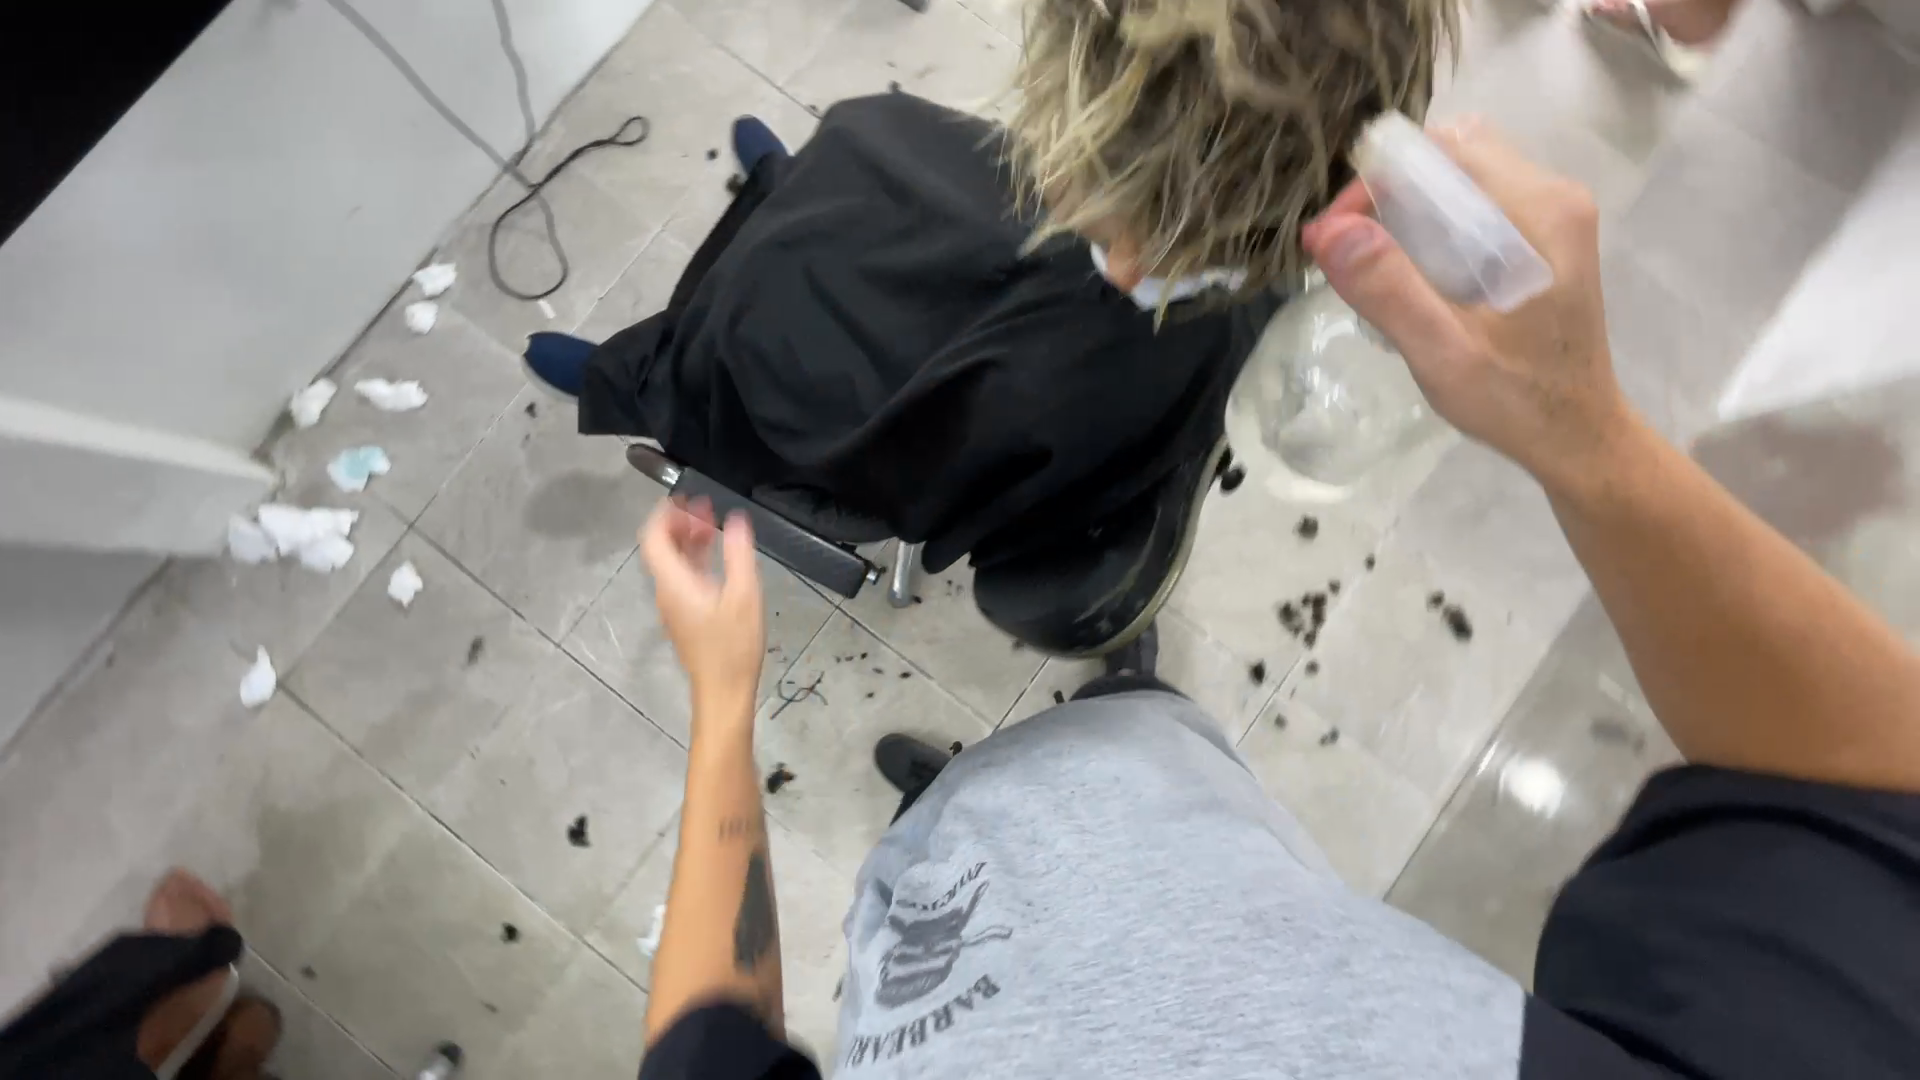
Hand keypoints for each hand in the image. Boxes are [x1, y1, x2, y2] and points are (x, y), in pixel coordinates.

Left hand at [639, 498, 765, 720]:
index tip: (685, 497)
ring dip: (687, 539)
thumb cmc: (733, 645)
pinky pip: (682, 577)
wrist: (723, 691)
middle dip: (678, 522)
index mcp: (675, 582)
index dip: (664, 514)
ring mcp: (674, 605)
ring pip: (672, 563)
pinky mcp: (685, 616)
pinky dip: (694, 558)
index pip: (653, 538)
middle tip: (704, 506)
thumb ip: (739, 554)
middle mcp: (667, 591)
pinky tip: (716, 555)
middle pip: (660, 548)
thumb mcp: (745, 595)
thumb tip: (736, 519)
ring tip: (712, 523)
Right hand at [1300, 120, 1634, 492]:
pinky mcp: (1534, 243)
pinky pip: (1465, 211)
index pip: (1444, 151)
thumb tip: (1329, 232)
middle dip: (1383, 197)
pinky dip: (1421, 232)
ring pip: (1455, 183)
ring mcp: (1545, 219)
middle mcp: (1550, 198)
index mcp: (1538, 211)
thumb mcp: (1442, 350)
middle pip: (1449, 159)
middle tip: (1341, 257)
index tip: (1331, 239)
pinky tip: (1405, 280)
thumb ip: (1389, 289)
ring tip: (1367, 272)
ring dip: (1398, 216)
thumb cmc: (1513, 398)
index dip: (1376, 183)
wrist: (1572, 435)